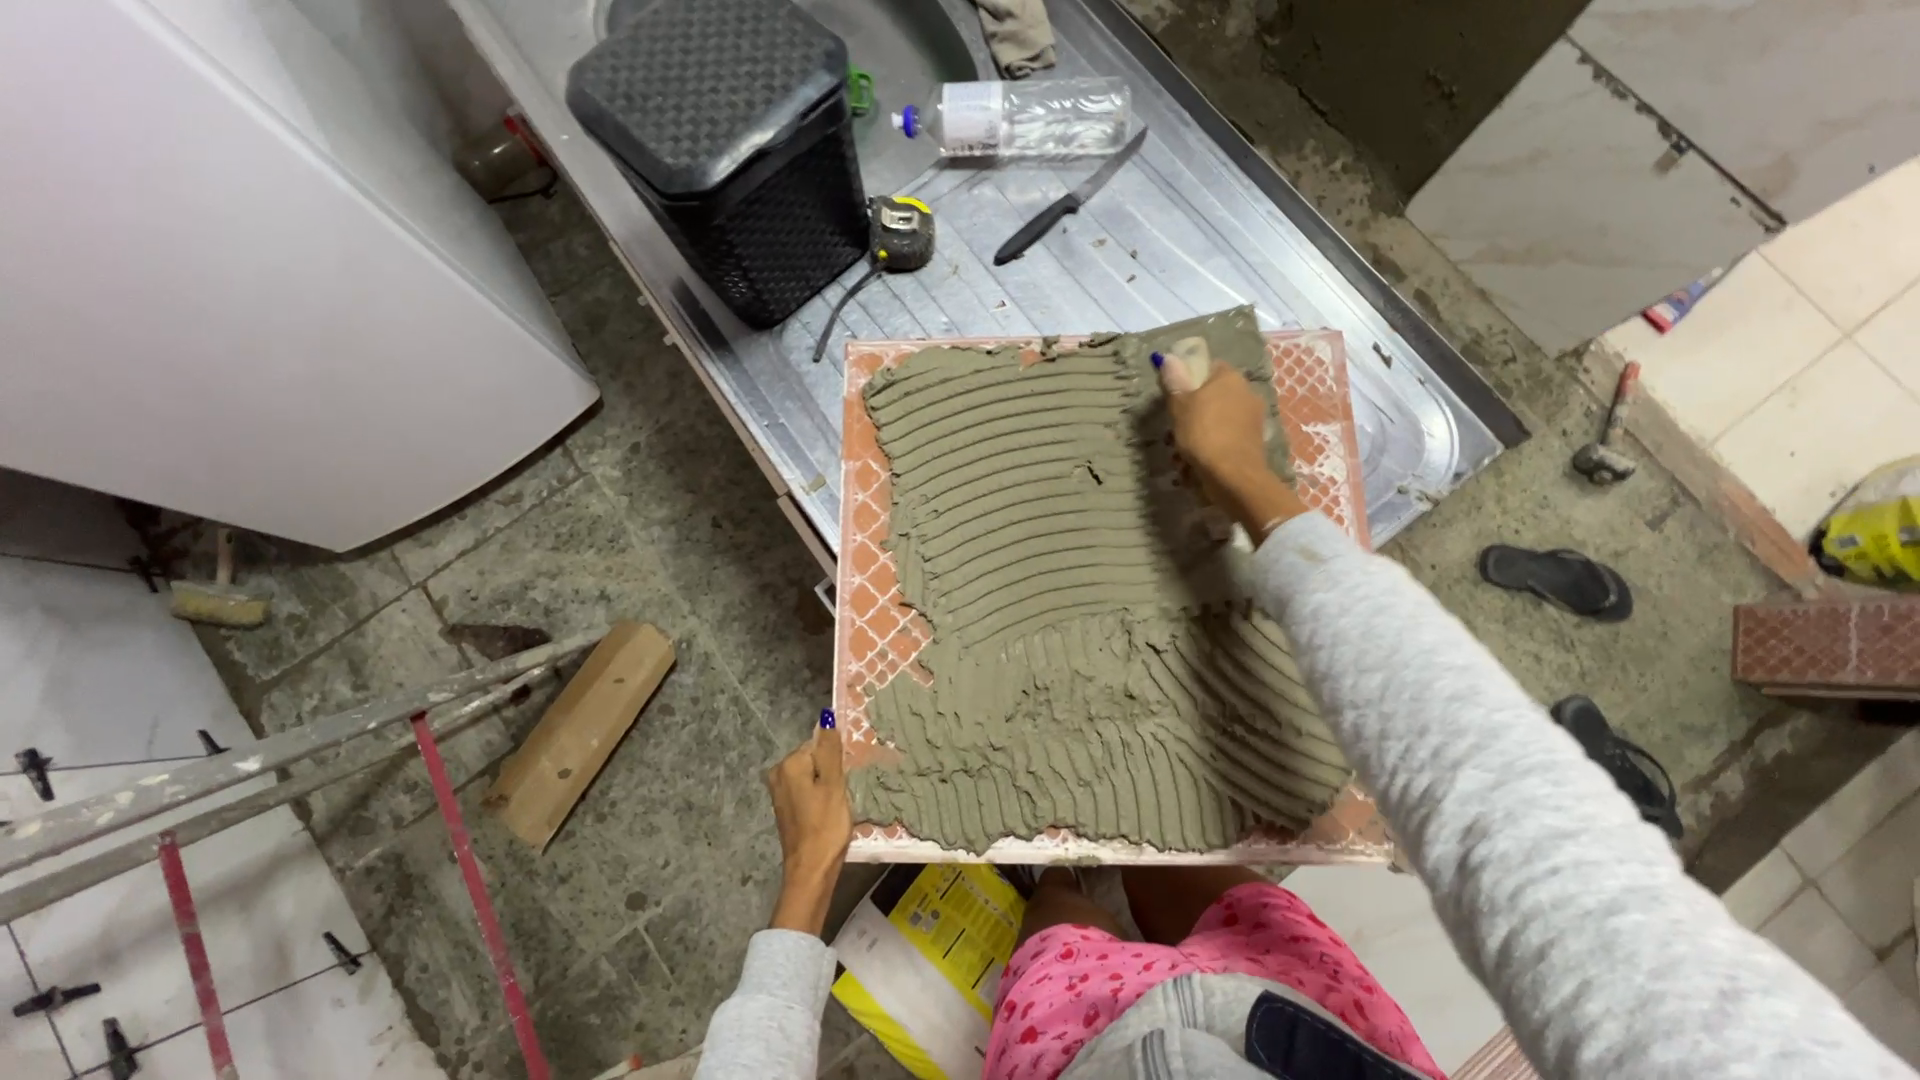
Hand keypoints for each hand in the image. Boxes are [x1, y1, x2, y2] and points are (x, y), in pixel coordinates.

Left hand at [765, 726, 851, 935]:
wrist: (811, 871)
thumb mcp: (834, 784)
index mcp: (789, 764)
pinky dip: (820, 799)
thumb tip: (826, 716)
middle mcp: (778, 773)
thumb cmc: (825, 826)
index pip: (820, 745)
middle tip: (842, 796)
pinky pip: (808, 791)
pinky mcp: (785, 808)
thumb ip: (830, 749)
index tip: (844, 782)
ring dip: (828, 787)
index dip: (836, 763)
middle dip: (832, 773)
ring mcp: (779, 792)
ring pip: (813, 776)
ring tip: (837, 807)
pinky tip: (828, 815)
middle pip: (815, 759)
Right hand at [1157, 356, 1305, 540]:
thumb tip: (1168, 357)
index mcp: (1230, 378)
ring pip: (1216, 420)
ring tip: (1178, 454)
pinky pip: (1224, 439)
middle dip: (1190, 413)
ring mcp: (1252, 419)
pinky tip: (1194, 465)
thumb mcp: (1180, 405)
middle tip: (1172, 430)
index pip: (1208, 367)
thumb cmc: (1203, 434)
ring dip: (1196, 434)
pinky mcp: (1252, 442)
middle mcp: (1246, 393)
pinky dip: (1210, 448)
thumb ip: (1174, 380)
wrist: (1233, 475)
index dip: (1188, 380)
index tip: (1174, 398)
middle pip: (1211, 396)